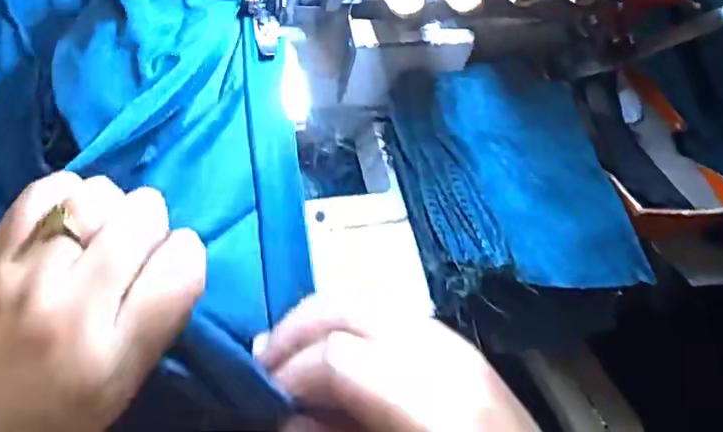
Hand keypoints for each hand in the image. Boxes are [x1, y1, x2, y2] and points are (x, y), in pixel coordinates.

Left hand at [0, 171, 206, 431]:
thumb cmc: (54, 414)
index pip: (183, 262)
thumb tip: (177, 247)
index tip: (164, 272)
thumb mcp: (122, 384)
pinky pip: (51, 186)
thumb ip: (159, 314)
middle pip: (146, 212)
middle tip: (125, 258)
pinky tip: (60, 226)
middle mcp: (69, 308)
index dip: (181, 258)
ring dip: (106, 210)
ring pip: (101, 191)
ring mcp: (25, 274)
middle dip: (147, 229)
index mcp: (110, 355)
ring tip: (91, 240)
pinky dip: (64, 197)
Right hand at [256, 294, 536, 431]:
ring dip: (325, 323)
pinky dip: (356, 328)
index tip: (258, 400)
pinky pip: (395, 319)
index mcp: (434, 399)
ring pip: (372, 302)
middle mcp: (445, 352)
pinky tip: (338, 360)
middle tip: (262, 365)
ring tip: (291, 359)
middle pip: (353, 307)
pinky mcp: (464, 350)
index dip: (290, 373)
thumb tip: (286, 419)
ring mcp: (459, 344)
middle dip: (299, 328)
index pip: (339, 353)